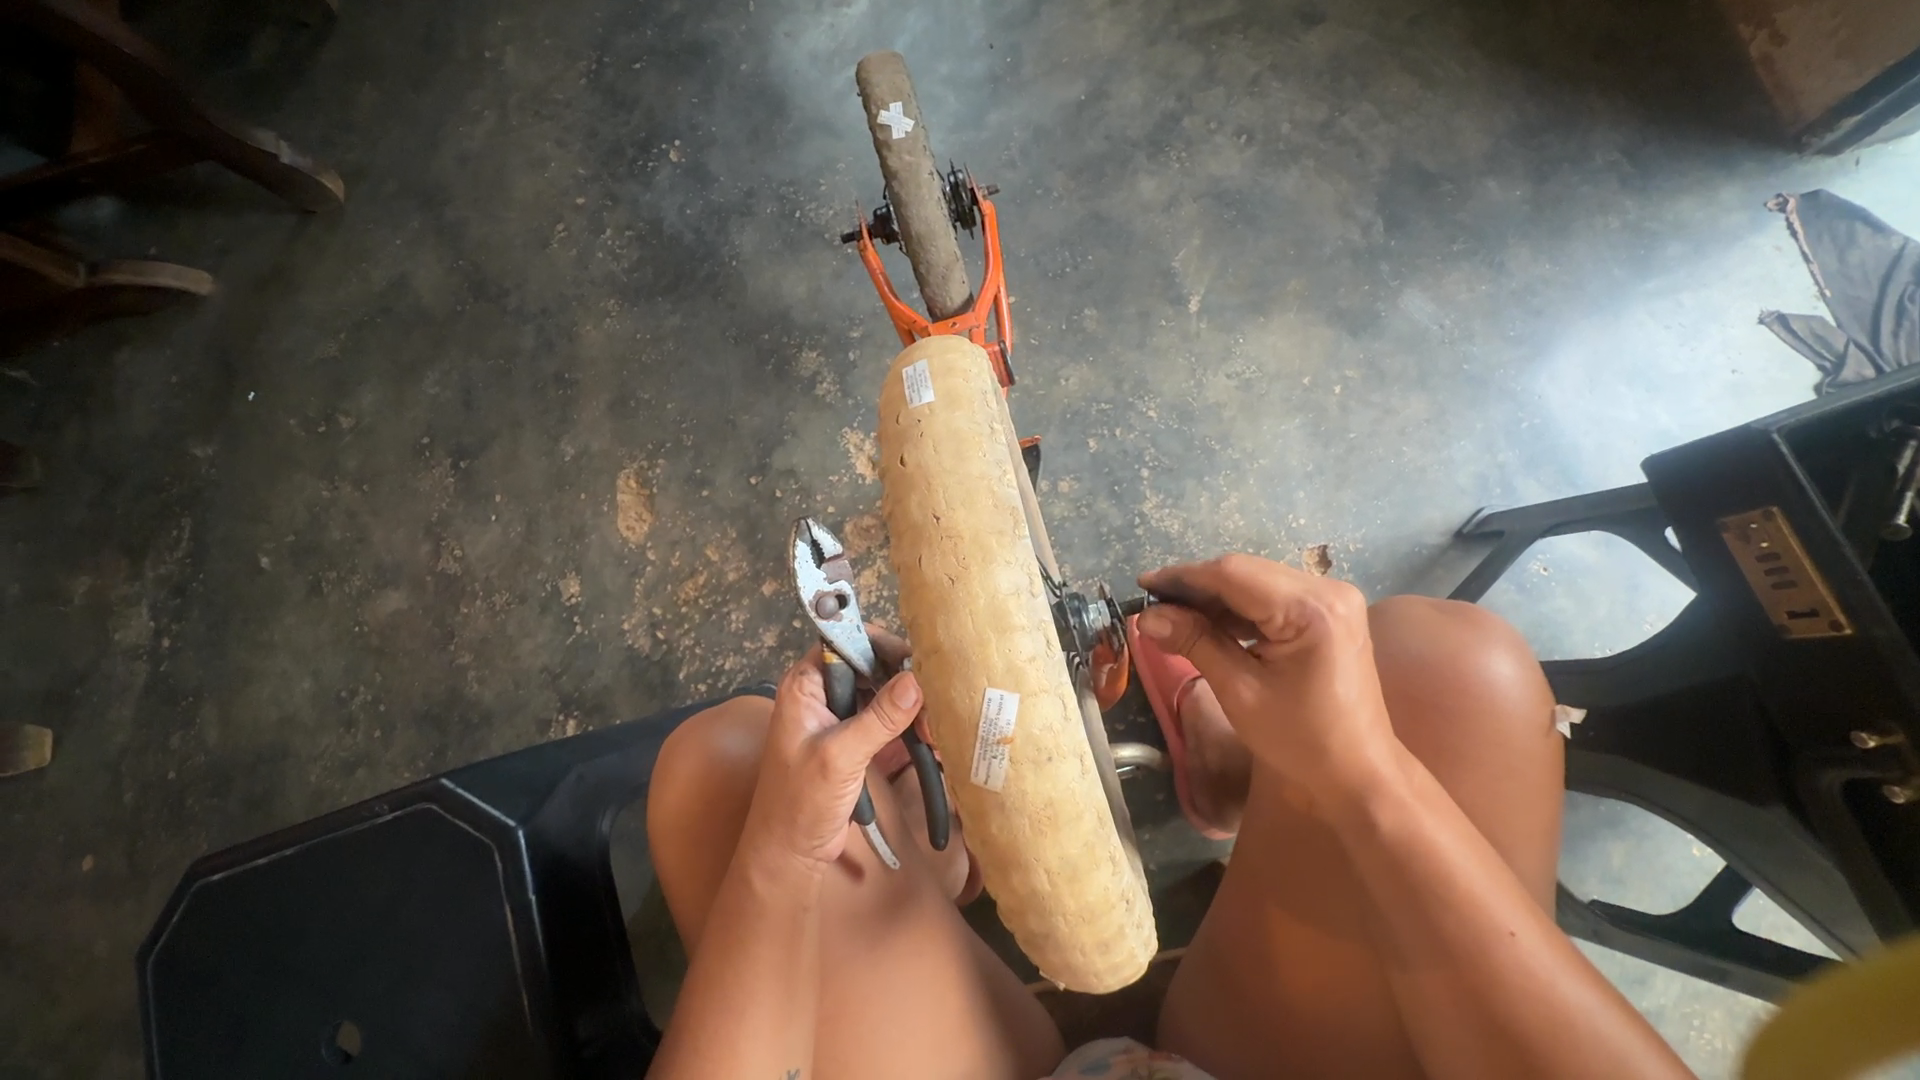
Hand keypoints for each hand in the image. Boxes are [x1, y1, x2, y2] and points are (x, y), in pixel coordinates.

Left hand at [735, 645, 921, 877]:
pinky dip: (908, 724)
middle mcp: (822, 691)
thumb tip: (916, 680)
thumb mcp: (840, 757)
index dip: (881, 645)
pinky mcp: (854, 738)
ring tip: (931, 729)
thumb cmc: (801, 803)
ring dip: (910, 705)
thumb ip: (879, 718)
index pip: (846, 641)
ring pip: (883, 690)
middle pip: (870, 664)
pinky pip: (886, 717)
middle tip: (931, 703)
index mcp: (806, 684)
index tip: (916, 662)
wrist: (790, 853)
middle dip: (903, 680)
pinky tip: (928, 738)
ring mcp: (839, 715)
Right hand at [1137, 554, 1398, 801]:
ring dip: (1213, 599)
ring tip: (1172, 619)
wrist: (1359, 773)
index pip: (1233, 574)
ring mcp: (1332, 598)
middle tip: (1152, 608)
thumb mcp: (1239, 691)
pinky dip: (1236, 609)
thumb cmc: (1301, 740)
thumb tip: (1146, 616)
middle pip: (1244, 573)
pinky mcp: (1328, 612)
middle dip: (1195, 588)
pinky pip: (1271, 597)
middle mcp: (1328, 590)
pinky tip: (1207, 625)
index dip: (1182, 577)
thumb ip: (1195, 643)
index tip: (1142, 586)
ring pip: (1255, 582)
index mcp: (1311, 609)